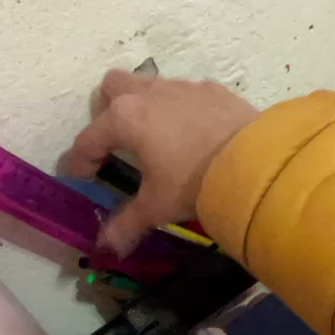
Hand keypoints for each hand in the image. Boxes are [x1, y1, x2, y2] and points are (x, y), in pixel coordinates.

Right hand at [64, 70, 258, 254]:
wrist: (255, 162)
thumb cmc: (194, 182)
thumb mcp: (157, 206)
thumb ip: (127, 225)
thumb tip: (106, 248)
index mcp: (125, 119)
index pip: (88, 140)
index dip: (80, 164)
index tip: (82, 181)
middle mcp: (148, 94)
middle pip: (112, 87)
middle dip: (107, 113)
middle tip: (119, 145)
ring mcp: (182, 88)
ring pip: (150, 86)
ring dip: (145, 109)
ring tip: (157, 141)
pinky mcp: (212, 90)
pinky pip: (185, 95)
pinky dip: (181, 112)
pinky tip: (194, 137)